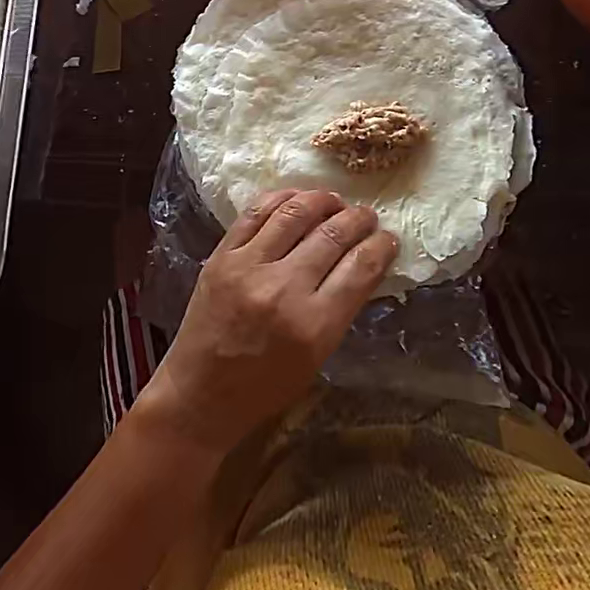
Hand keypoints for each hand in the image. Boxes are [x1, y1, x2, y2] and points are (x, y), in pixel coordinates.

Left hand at [134, 190, 395, 453]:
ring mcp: (247, 267)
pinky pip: (254, 214)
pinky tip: (296, 198)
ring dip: (322, 200)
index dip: (381, 247)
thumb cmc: (265, 386)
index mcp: (314, 325)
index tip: (389, 238)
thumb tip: (363, 264)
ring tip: (335, 200)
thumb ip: (339, 309)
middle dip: (357, 219)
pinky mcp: (221, 256)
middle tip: (366, 216)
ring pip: (294, 214)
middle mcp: (283, 289)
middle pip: (332, 235)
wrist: (201, 391)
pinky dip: (280, 199)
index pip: (360, 269)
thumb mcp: (317, 357)